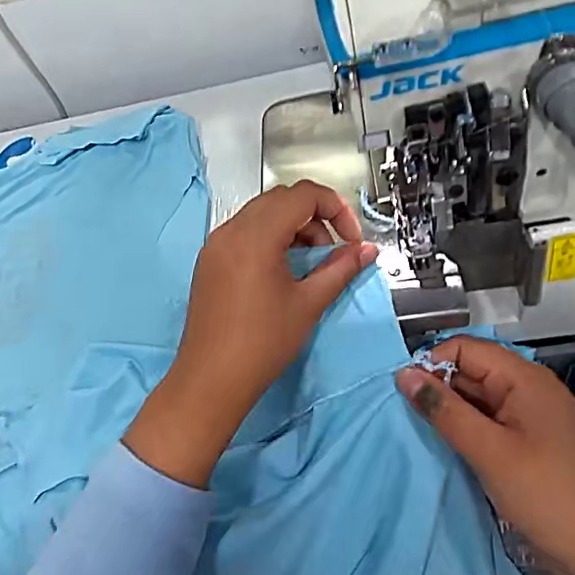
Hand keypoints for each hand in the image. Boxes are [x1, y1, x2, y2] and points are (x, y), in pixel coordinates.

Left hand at [127, 181, 378, 486]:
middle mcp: (230, 231)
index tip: (350, 239)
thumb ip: (340, 269)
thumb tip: (366, 251)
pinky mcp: (209, 260)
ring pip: (262, 214)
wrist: (211, 380)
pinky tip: (283, 272)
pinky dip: (270, 239)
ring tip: (310, 266)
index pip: (303, 195)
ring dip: (293, 228)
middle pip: (282, 199)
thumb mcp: (308, 304)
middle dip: (315, 218)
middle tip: (332, 252)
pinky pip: (244, 232)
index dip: (336, 208)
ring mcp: (215, 244)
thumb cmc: (261, 344)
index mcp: (256, 236)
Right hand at [396, 337, 574, 574]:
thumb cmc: (550, 497)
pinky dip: (470, 433)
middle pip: (472, 371)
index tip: (404, 395)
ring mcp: (534, 417)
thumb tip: (404, 374)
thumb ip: (444, 410)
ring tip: (424, 437)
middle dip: (439, 389)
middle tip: (407, 420)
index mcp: (525, 378)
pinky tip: (452, 452)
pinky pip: (492, 424)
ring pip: (480, 400)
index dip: (432, 364)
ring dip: (452, 414)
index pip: (465, 348)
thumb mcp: (489, 451)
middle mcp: (530, 389)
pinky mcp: (534, 444)